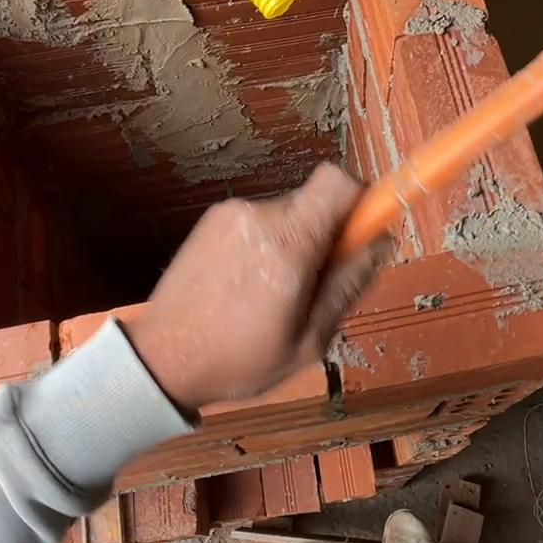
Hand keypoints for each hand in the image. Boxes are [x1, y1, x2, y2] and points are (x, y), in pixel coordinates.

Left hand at [127, 163, 390, 412]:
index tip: (363, 232)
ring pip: (288, 214)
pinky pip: (260, 221)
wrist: (161, 357)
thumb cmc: (238, 359)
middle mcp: (258, 215)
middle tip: (315, 285)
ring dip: (295, 243)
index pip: (338, 182)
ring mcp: (231, 213)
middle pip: (315, 203)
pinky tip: (248, 285)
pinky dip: (267, 244)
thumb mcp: (310, 340)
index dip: (362, 199)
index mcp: (287, 245)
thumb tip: (381, 242)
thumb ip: (349, 284)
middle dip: (327, 235)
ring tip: (274, 294)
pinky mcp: (212, 219)